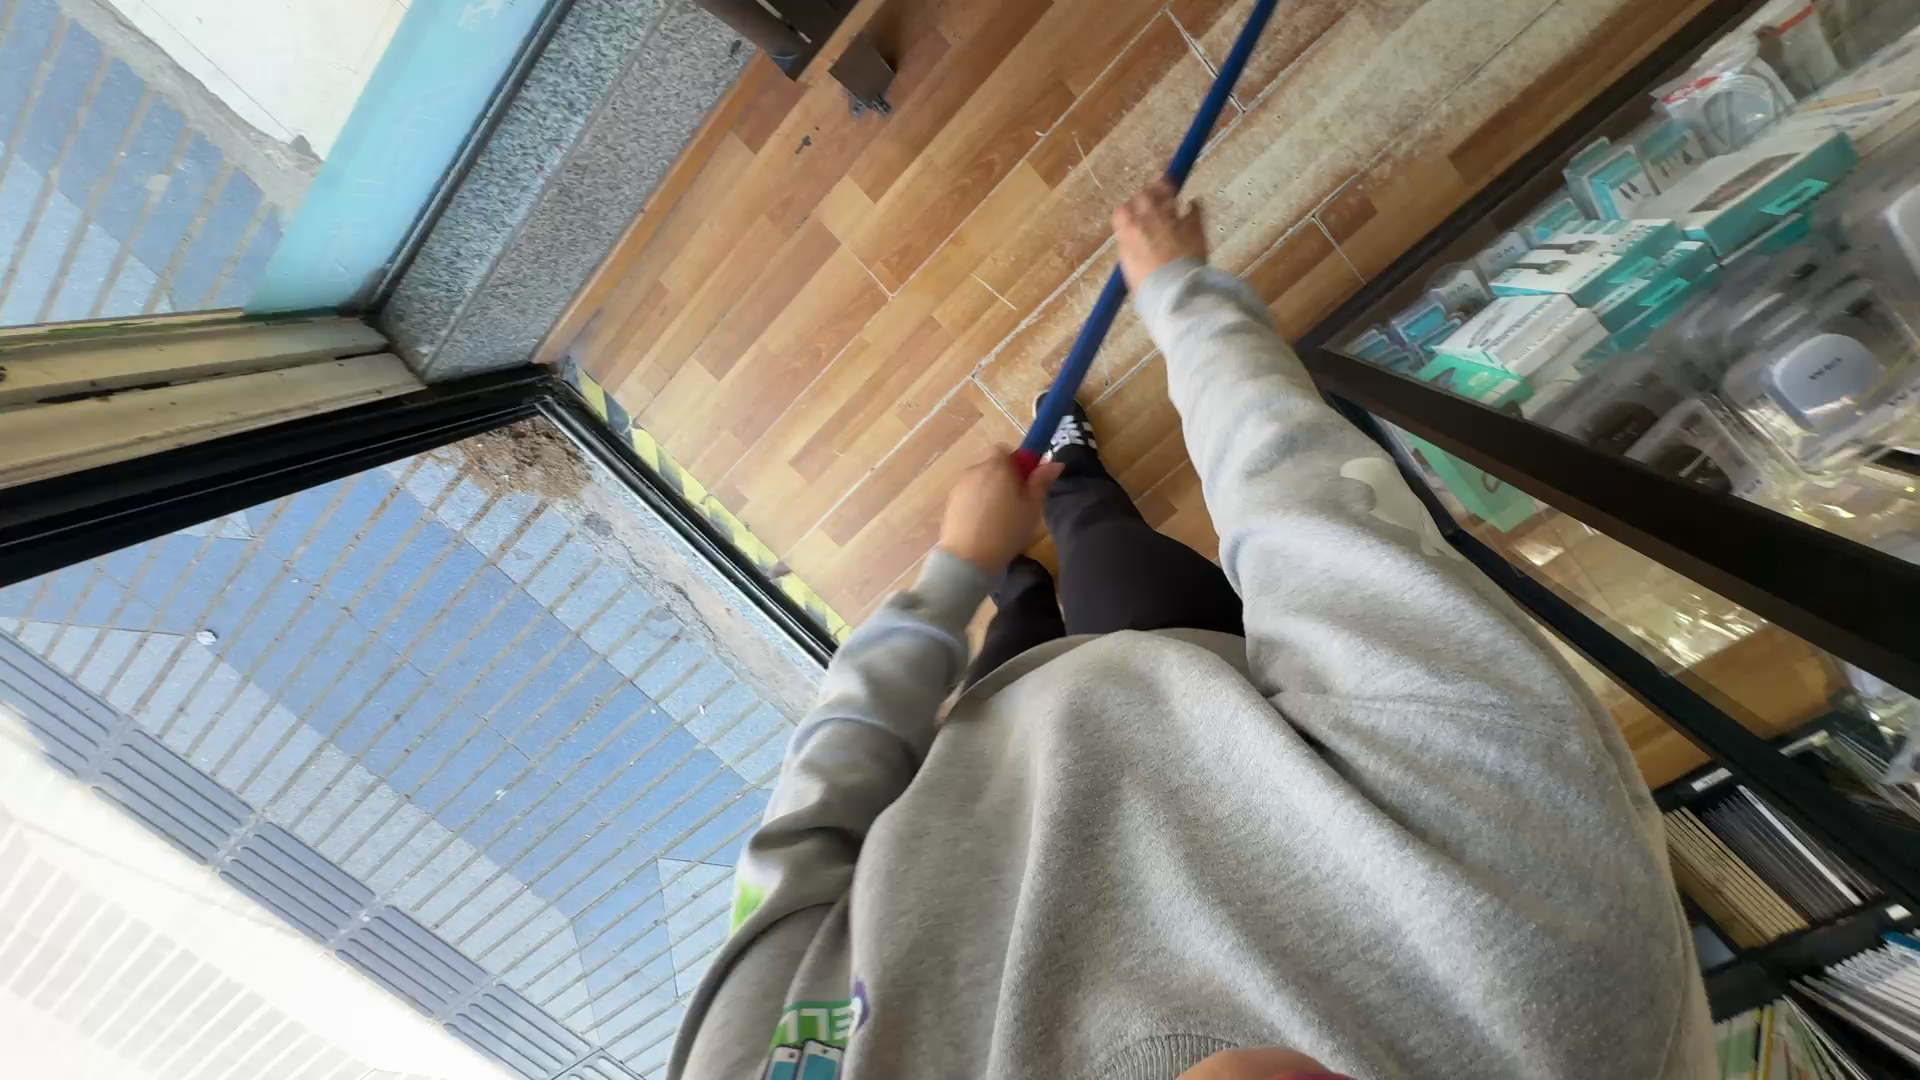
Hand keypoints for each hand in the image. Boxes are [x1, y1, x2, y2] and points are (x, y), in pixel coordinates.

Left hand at [938, 449, 1063, 575]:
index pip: (1005, 450)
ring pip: (980, 481)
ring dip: (989, 491)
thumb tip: (1055, 462)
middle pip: (992, 466)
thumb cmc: (1006, 531)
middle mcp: (975, 470)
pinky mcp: (949, 503)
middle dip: (1004, 478)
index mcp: (997, 467)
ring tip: (998, 518)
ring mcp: (959, 486)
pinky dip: (976, 504)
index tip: (1025, 482)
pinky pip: (968, 496)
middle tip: (1016, 503)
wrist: (968, 558)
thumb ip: (1042, 481)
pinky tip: (983, 525)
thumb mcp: (1032, 507)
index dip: (1017, 462)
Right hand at [1113, 176, 1207, 290]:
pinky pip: (1195, 207)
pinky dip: (1195, 205)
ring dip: (1169, 191)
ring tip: (1172, 189)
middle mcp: (1148, 219)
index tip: (1131, 212)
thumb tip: (1131, 241)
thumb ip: (1130, 249)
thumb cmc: (1147, 287)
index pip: (1121, 212)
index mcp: (1129, 232)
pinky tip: (1195, 204)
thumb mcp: (1129, 269)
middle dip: (1148, 191)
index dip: (1127, 211)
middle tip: (1153, 187)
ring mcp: (1172, 219)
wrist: (1173, 290)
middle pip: (1145, 195)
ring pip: (1169, 194)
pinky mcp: (1194, 223)